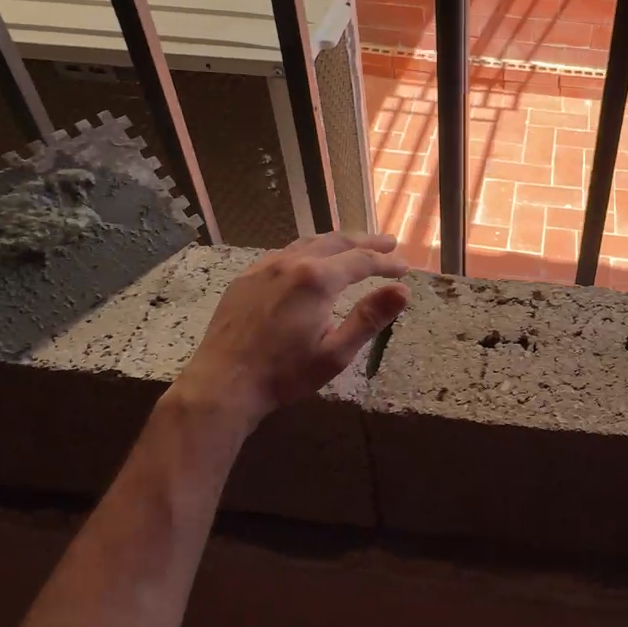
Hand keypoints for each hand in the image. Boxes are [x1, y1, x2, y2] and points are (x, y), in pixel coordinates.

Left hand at [164, 232, 409, 429]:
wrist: (223, 384)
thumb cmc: (284, 374)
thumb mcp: (335, 353)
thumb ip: (369, 318)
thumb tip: (402, 291)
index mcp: (317, 280)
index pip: (362, 261)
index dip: (386, 263)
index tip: (405, 269)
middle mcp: (292, 263)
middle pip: (336, 242)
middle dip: (366, 241)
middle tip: (389, 243)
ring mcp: (264, 267)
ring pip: (308, 243)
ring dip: (336, 242)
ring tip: (354, 245)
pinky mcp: (246, 278)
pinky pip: (283, 253)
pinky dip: (308, 250)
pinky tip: (309, 261)